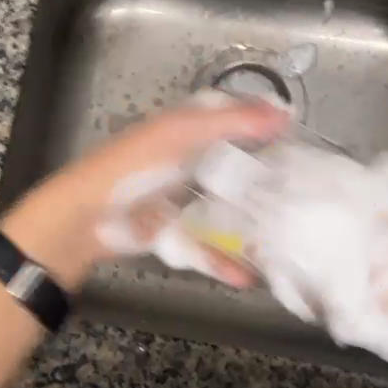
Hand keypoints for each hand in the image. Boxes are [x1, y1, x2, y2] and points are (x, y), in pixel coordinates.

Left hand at [0, 98, 289, 289]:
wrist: (85, 217)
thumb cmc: (133, 167)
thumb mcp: (182, 134)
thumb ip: (232, 122)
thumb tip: (282, 111)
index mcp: (184, 130)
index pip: (231, 120)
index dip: (261, 124)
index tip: (296, 134)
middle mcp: (185, 162)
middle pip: (232, 169)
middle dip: (263, 181)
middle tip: (302, 192)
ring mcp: (178, 200)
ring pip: (222, 211)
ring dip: (250, 226)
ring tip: (284, 240)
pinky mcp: (171, 233)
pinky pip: (204, 246)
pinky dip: (224, 261)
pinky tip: (248, 275)